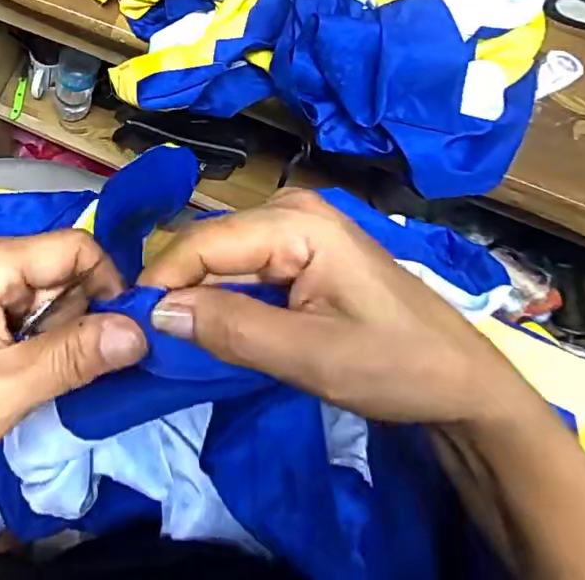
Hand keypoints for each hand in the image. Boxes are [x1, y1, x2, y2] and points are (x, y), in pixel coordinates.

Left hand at [0, 230, 147, 500]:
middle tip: (70, 363)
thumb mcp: (7, 388)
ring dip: (66, 332)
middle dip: (83, 315)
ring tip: (38, 372)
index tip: (121, 330)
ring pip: (60, 294)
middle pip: (72, 271)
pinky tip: (31, 370)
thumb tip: (140, 332)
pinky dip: (49, 340)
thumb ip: (76, 355)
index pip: (79, 248)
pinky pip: (41, 312)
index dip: (108, 284)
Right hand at [136, 189, 535, 424]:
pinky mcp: (306, 249)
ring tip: (171, 339)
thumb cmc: (395, 363)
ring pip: (227, 255)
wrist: (457, 375)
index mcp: (299, 223)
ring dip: (199, 294)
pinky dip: (227, 295)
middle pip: (214, 242)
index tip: (127, 327)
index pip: (206, 240)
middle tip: (146, 342)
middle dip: (179, 287)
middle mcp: (296, 209)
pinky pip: (250, 265)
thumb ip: (233, 329)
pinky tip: (214, 326)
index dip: (162, 280)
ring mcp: (302, 226)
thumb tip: (160, 311)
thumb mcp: (310, 356)